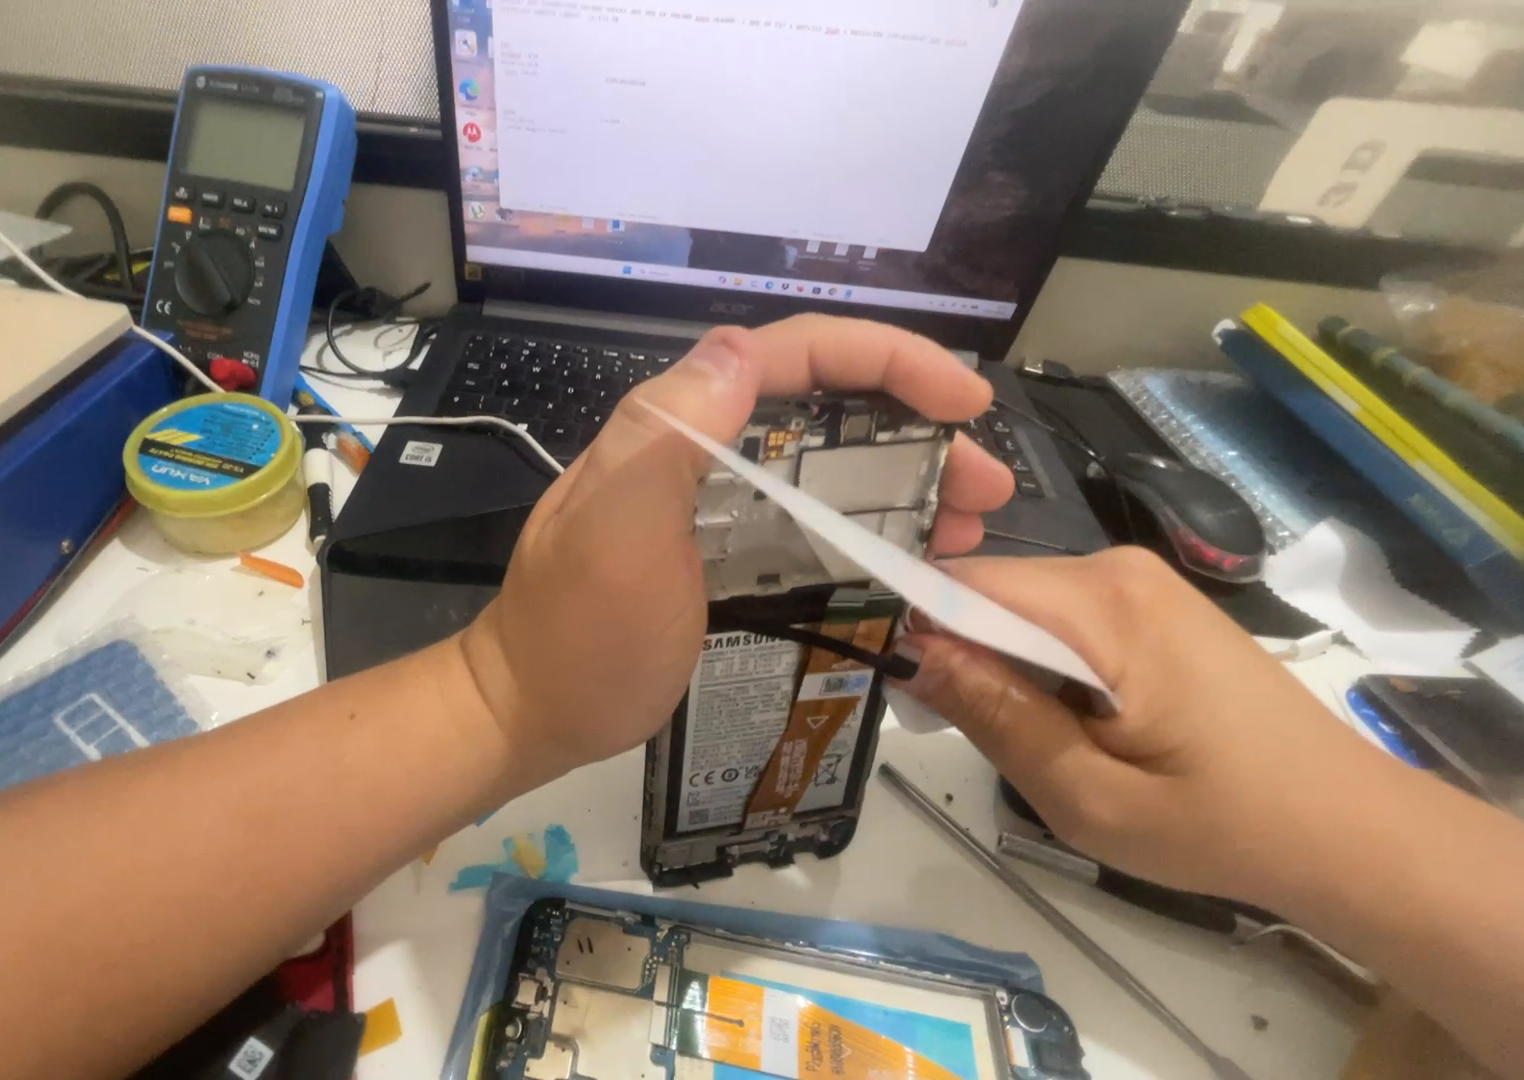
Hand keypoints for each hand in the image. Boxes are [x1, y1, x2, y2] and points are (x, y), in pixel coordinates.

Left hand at [458, 315, 1013, 783]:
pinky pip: (810, 525)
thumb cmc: (582, 631)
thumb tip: (742, 346)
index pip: (794, 357)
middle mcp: (703, 451)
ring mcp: (716, 506)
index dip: (886, 360)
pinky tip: (908, 563)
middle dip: (914, 430)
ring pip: (826, 468)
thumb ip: (667, 431)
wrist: (540, 706)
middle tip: (983, 486)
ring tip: (962, 528)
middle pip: (824, 410)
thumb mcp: (616, 527)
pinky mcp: (727, 557)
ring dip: (902, 485)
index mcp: (679, 426)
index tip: (962, 401)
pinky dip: (866, 534)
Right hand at [896, 547, 1409, 904]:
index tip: (898, 685)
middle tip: (963, 728)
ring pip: (1011, 604)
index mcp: (1105, 604)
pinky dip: (1028, 659)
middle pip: (985, 590)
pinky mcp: (1140, 602)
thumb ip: (995, 716)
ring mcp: (1132, 581)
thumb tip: (908, 653)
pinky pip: (1047, 614)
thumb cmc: (1222, 825)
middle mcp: (1113, 569)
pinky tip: (1058, 714)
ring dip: (993, 661)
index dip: (916, 627)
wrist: (1353, 832)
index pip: (963, 584)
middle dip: (956, 651)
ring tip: (1024, 731)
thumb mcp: (1089, 796)